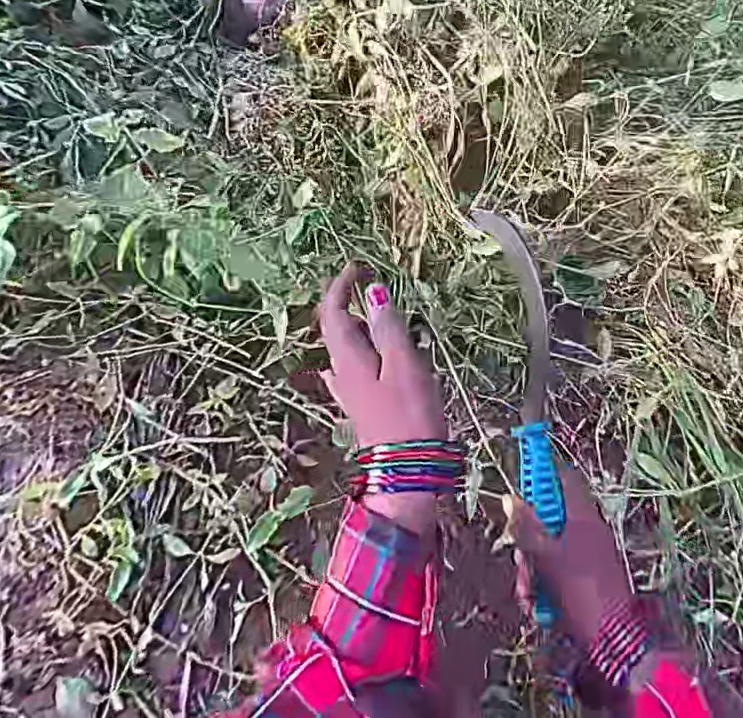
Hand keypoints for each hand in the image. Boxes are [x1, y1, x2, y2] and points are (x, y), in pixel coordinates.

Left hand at [316, 261, 447, 531]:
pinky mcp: (365, 405)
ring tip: (395, 321)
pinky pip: (362, 367)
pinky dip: (372, 351)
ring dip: (367, 328)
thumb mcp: (403, 364)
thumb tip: (374, 292)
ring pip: (351, 348)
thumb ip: (388, 326)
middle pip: (339, 328)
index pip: (333, 312)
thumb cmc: (409, 416)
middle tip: (380, 290)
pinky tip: (385, 357)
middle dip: (354, 304)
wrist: (409, 475)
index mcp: (348, 358)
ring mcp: (352, 391)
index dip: (341, 286)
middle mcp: (343, 372)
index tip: (357, 267)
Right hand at [505, 464, 633, 646]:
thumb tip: (509, 497)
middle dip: (528, 539)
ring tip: (528, 592)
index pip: (563, 478)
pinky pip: (559, 570)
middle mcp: (588, 529)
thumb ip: (525, 525)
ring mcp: (590, 554)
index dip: (541, 475)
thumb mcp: (545, 556)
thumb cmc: (580, 591)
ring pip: (550, 548)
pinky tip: (538, 605)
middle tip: (520, 560)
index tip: (521, 486)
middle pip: (549, 518)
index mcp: (582, 515)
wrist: (615, 644)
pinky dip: (545, 584)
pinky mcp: (589, 579)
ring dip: (533, 568)